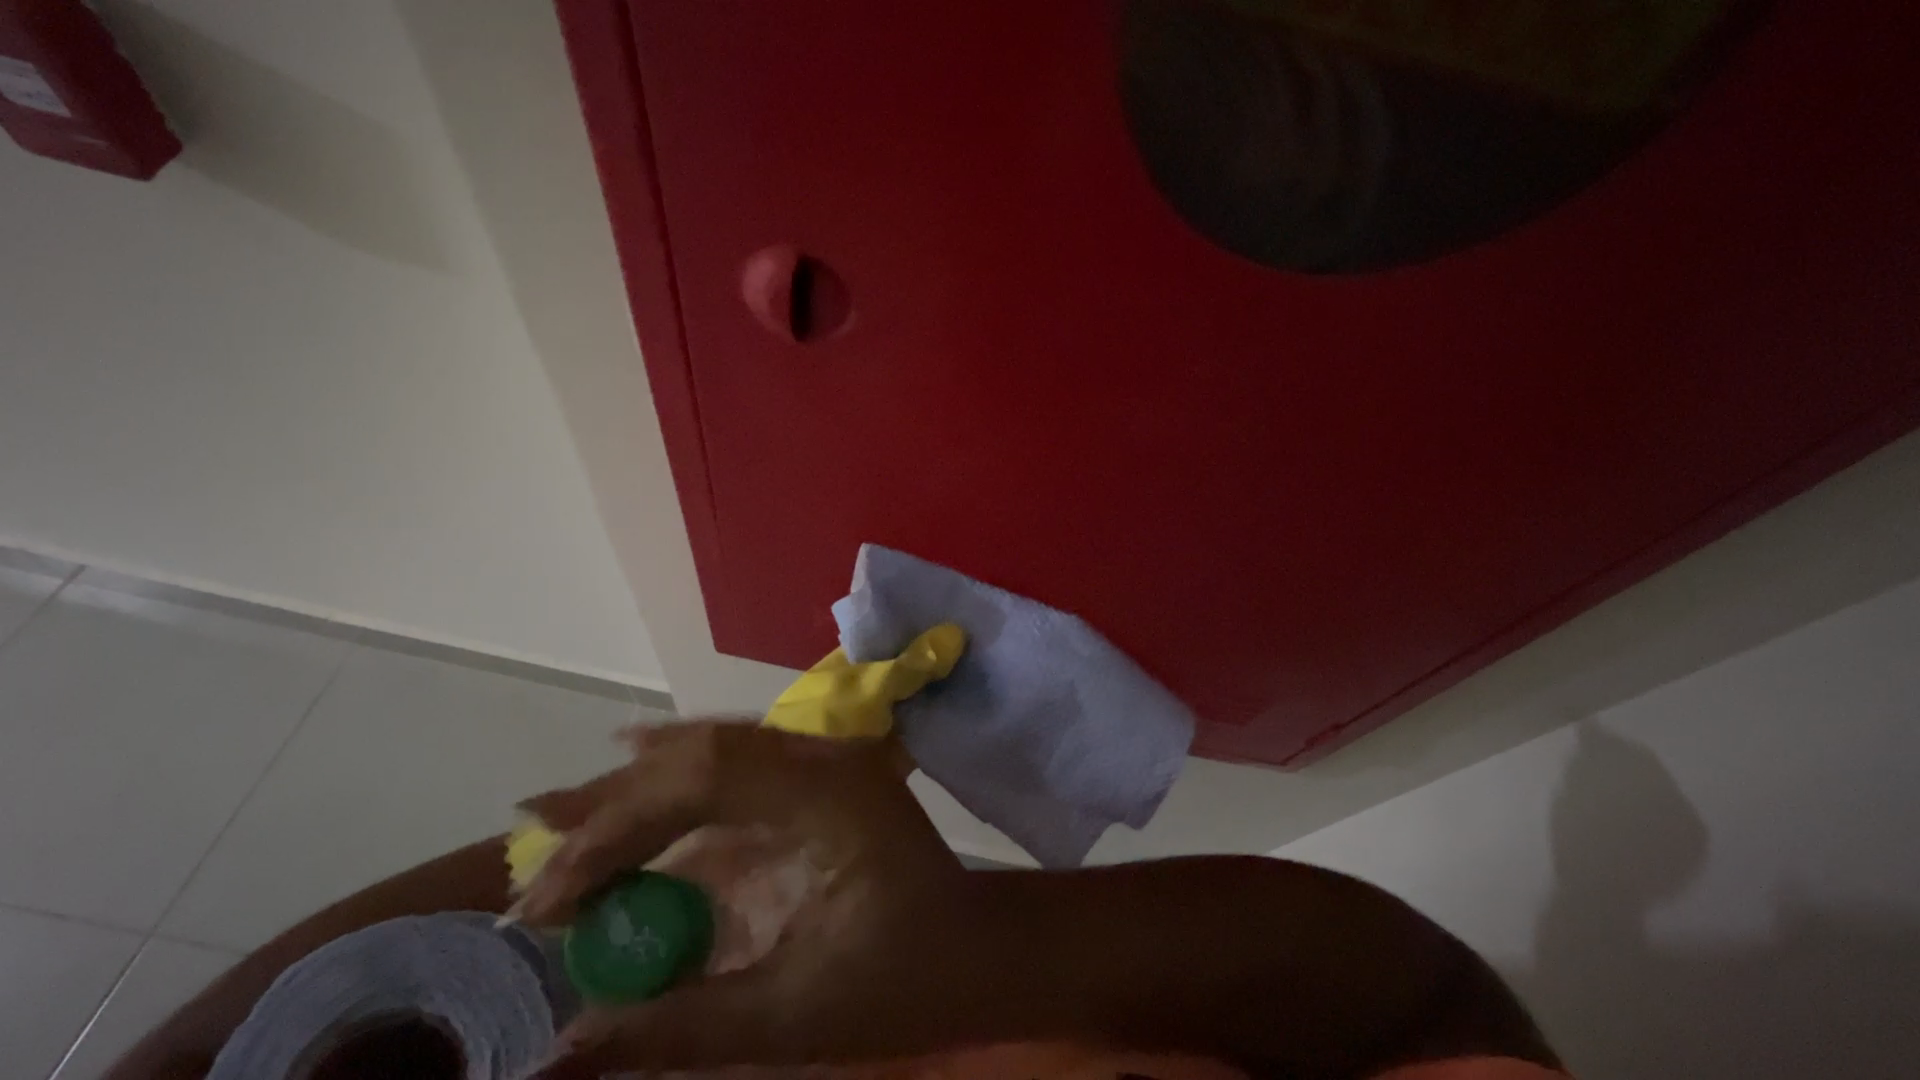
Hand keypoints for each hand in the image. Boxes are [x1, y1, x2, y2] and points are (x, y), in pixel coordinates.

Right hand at [516, 720, 1024, 1076]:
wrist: (988, 948)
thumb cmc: (909, 983)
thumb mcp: (795, 1018)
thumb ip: (680, 1029)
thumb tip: (560, 1053)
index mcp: (829, 796)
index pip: (701, 778)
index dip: (614, 830)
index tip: (553, 901)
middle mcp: (823, 759)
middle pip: (699, 754)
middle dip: (611, 808)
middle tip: (536, 861)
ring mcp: (822, 762)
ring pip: (711, 752)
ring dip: (634, 790)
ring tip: (555, 821)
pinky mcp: (814, 780)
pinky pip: (731, 767)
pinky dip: (672, 786)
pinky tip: (632, 780)